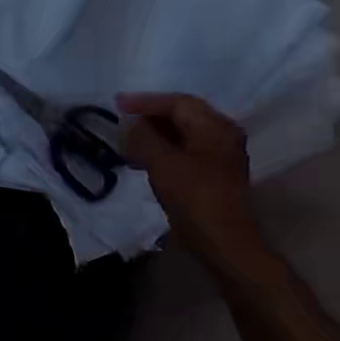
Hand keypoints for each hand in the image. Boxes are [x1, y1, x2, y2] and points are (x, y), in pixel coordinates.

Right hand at [117, 92, 268, 265]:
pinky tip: (144, 159)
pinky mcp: (210, 173)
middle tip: (122, 120)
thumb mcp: (164, 164)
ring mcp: (218, 155)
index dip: (146, 101)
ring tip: (128, 140)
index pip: (179, 103)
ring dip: (155, 133)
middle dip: (151, 116)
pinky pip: (183, 150)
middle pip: (183, 115)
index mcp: (215, 128)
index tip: (117, 104)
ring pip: (182, 133)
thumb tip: (133, 124)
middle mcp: (221, 135)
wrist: (221, 239)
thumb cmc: (194, 197)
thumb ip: (146, 139)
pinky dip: (162, 148)